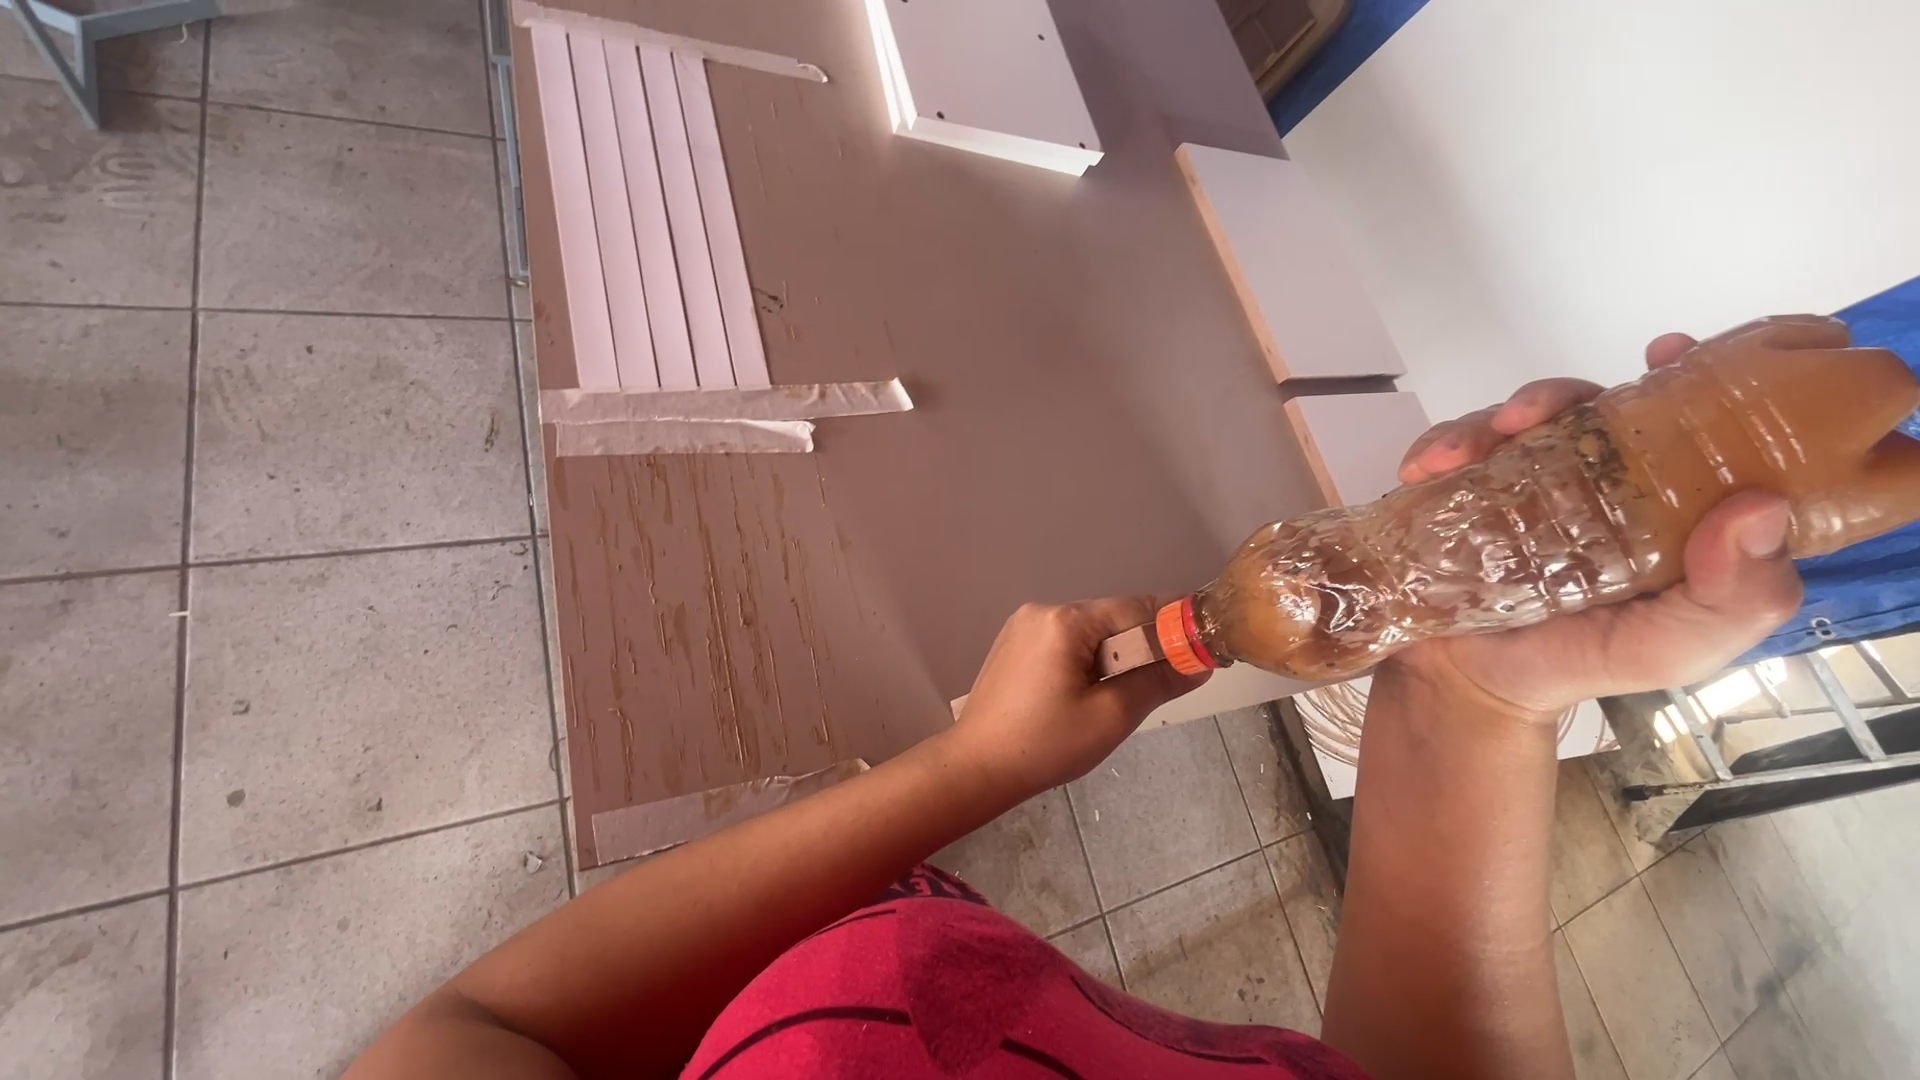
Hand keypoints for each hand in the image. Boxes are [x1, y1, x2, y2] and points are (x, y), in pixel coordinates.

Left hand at [947, 598, 1208, 797]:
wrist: (977, 767)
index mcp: (1064, 620)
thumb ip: (1159, 682)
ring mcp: (1022, 626)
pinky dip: (1083, 660)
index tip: (1201, 642)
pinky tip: (1084, 694)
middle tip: (1162, 681)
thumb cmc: (1046, 743)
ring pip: (1087, 633)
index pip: (1134, 608)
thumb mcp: (1112, 716)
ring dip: (1111, 656)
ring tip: (1119, 696)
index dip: (1171, 626)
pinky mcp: (1012, 645)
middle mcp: (1041, 611)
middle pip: (1109, 619)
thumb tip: (1200, 663)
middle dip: (1139, 647)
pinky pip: (1062, 643)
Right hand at [1386, 330, 1805, 718]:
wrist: (1467, 685)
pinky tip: (1419, 471)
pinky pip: (1443, 453)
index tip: (1663, 354)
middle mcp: (1584, 485)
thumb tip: (1758, 507)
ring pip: (1503, 425)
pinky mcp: (1454, 497)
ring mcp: (1513, 488)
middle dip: (1550, 397)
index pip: (1678, 428)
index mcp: (1653, 508)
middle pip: (1578, 411)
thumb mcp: (1674, 648)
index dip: (1680, 381)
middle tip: (1523, 416)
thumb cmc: (1573, 663)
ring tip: (1453, 456)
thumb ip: (1736, 600)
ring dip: (1478, 425)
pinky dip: (1430, 450)